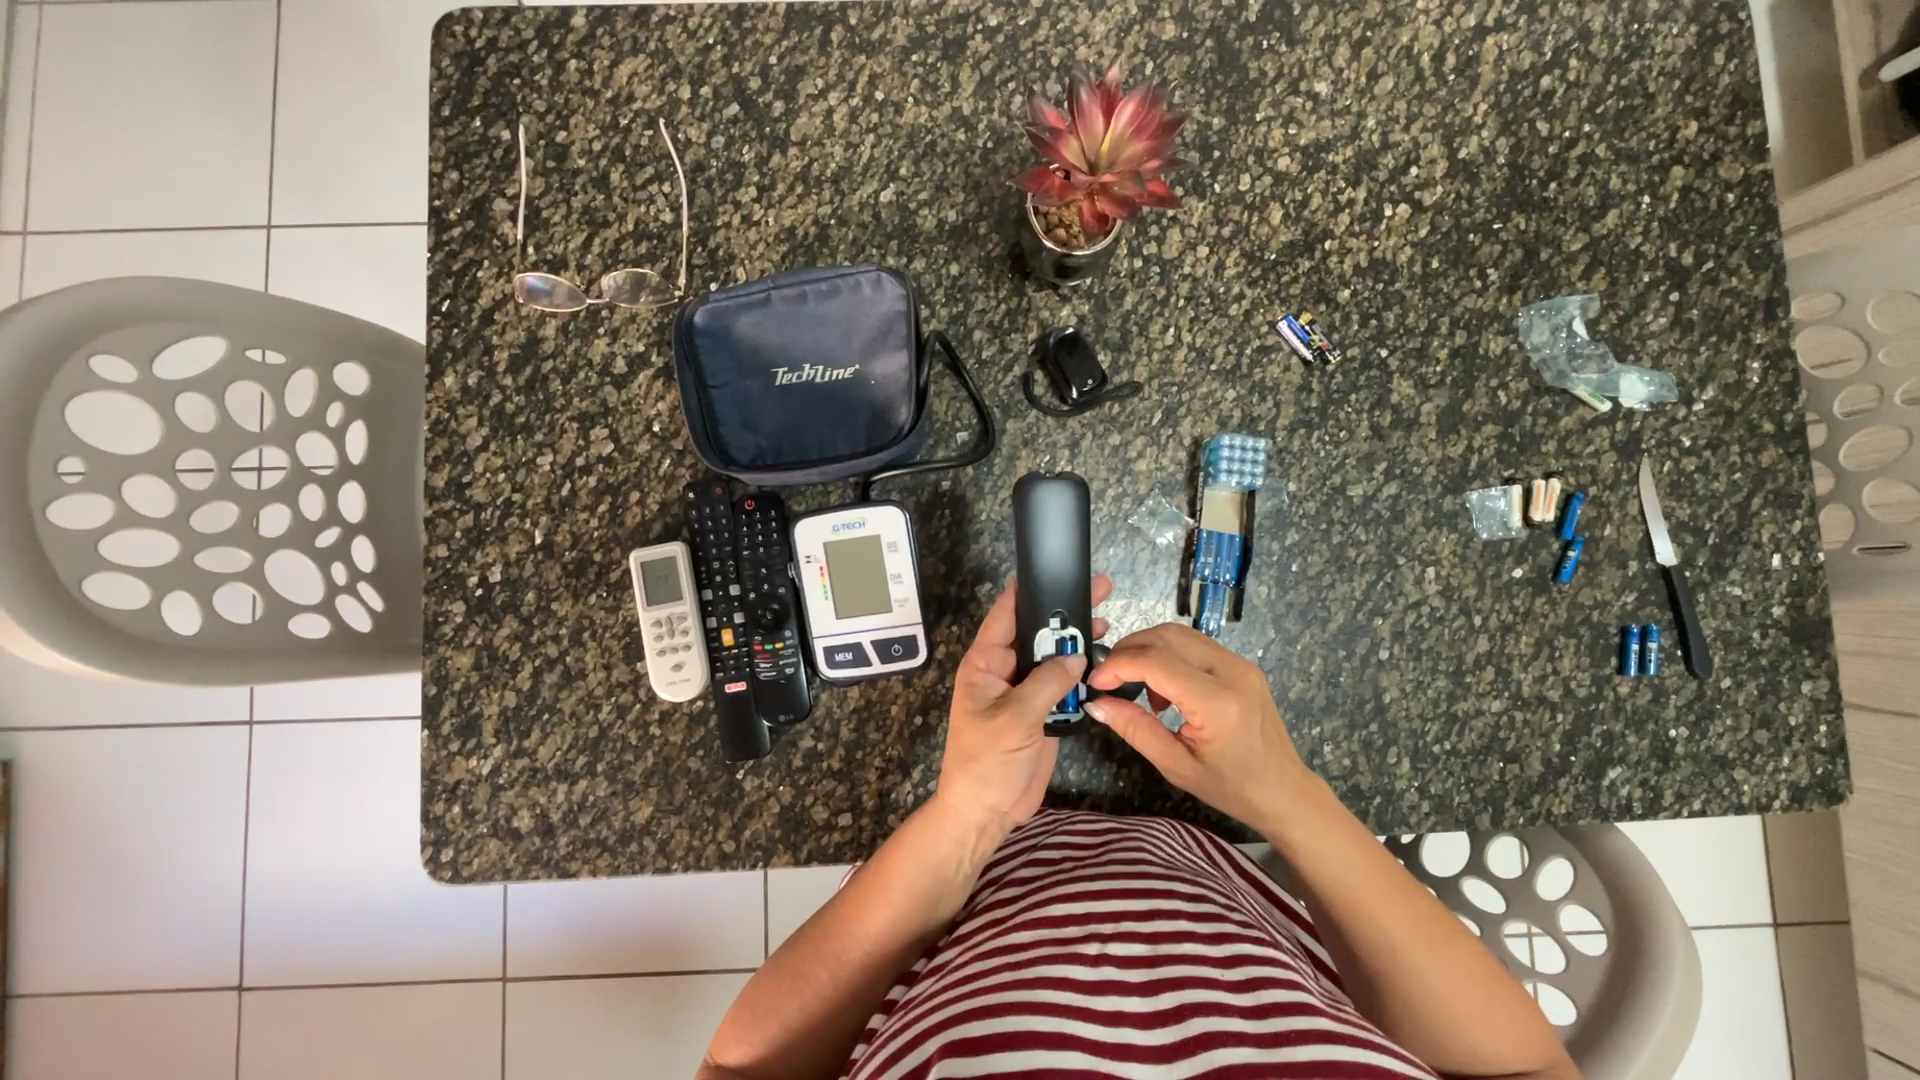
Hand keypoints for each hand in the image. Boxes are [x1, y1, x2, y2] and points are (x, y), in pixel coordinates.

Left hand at [934, 575, 1112, 838]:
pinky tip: (1104, 663)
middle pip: (1036, 634)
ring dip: (1077, 646)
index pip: (1004, 616)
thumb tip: (1076, 656)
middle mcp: (1005, 672)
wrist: (986, 812)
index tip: (1053, 570)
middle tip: (1100, 591)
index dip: (1027, 592)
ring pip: (1054, 659)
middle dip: (1065, 616)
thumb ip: (1047, 683)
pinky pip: (1063, 687)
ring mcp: (1025, 692)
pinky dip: (1082, 677)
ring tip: (1107, 624)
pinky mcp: (1042, 713)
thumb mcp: (1014, 718)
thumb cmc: (985, 762)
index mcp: (985, 664)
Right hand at [1083, 623, 1310, 832]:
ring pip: (1180, 634)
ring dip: (1147, 649)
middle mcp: (1232, 672)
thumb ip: (1135, 729)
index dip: (1118, 666)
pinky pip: (1195, 645)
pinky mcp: (1242, 665)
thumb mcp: (1176, 765)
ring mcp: (1240, 664)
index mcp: (1217, 703)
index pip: (1156, 663)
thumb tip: (1097, 703)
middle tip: (1108, 678)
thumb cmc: (1232, 788)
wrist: (1285, 791)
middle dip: (1128, 650)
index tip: (1095, 683)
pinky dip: (1168, 655)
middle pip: (1166, 636)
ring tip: (1132, 684)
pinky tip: (1162, 688)